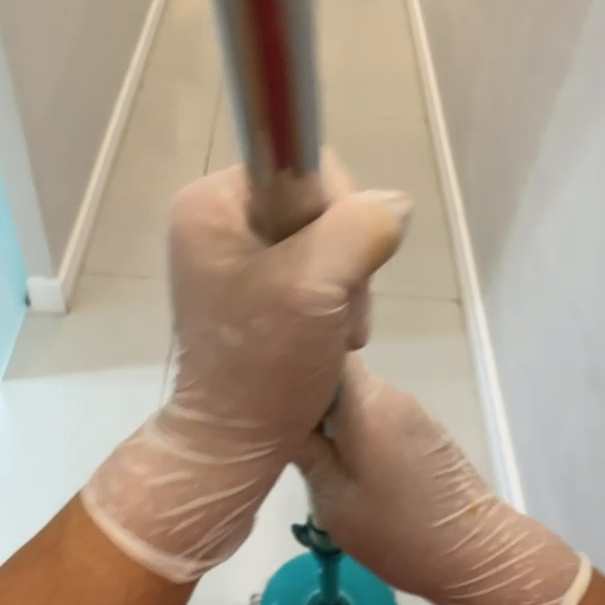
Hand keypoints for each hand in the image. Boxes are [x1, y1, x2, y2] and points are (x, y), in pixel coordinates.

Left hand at [80, 166, 409, 583]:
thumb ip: (359, 227)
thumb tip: (394, 206)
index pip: (303, 164)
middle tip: (336, 313)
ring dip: (345, 286)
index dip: (337, 212)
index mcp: (210, 202)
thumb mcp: (316, 284)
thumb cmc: (264, 364)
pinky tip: (326, 335)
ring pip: (326, 240)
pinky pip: (316, 269)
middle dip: (344, 259)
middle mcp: (216, 219)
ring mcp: (233, 254)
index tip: (335, 269)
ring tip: (331, 332)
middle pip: (316, 204)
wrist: (238, 440)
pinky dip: (334, 301)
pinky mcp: (253, 286)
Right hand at [299, 363, 591, 604]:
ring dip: (327, 410)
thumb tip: (277, 418)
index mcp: (366, 403)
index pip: (323, 353)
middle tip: (271, 419)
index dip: (292, 361)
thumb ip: (304, 451)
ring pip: (354, 393)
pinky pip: (373, 410)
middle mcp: (390, 394)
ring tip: (298, 440)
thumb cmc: (398, 532)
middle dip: (304, 390)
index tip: (263, 382)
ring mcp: (410, 410)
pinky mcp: (421, 429)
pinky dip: (350, 423)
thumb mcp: (334, 500)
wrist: (476, 556)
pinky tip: (335, 453)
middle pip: (336, 371)